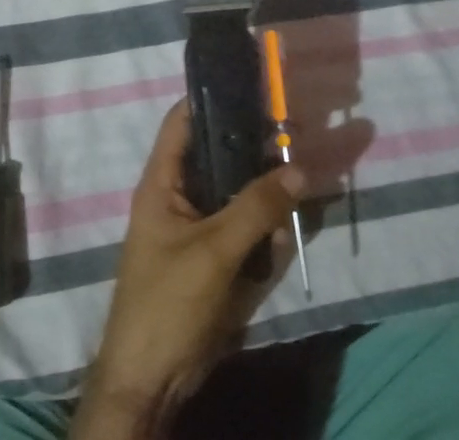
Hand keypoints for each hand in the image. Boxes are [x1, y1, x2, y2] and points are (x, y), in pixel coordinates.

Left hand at [72, 101, 304, 439]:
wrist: (153, 378)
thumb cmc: (168, 303)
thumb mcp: (214, 252)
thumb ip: (257, 207)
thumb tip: (300, 169)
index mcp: (162, 184)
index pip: (182, 122)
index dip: (213, 97)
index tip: (255, 80)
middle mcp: (181, 197)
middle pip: (222, 155)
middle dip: (258, 147)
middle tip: (301, 131)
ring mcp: (201, 227)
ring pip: (242, 192)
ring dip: (269, 193)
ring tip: (304, 180)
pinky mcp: (218, 256)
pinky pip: (248, 228)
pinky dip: (268, 230)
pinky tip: (286, 235)